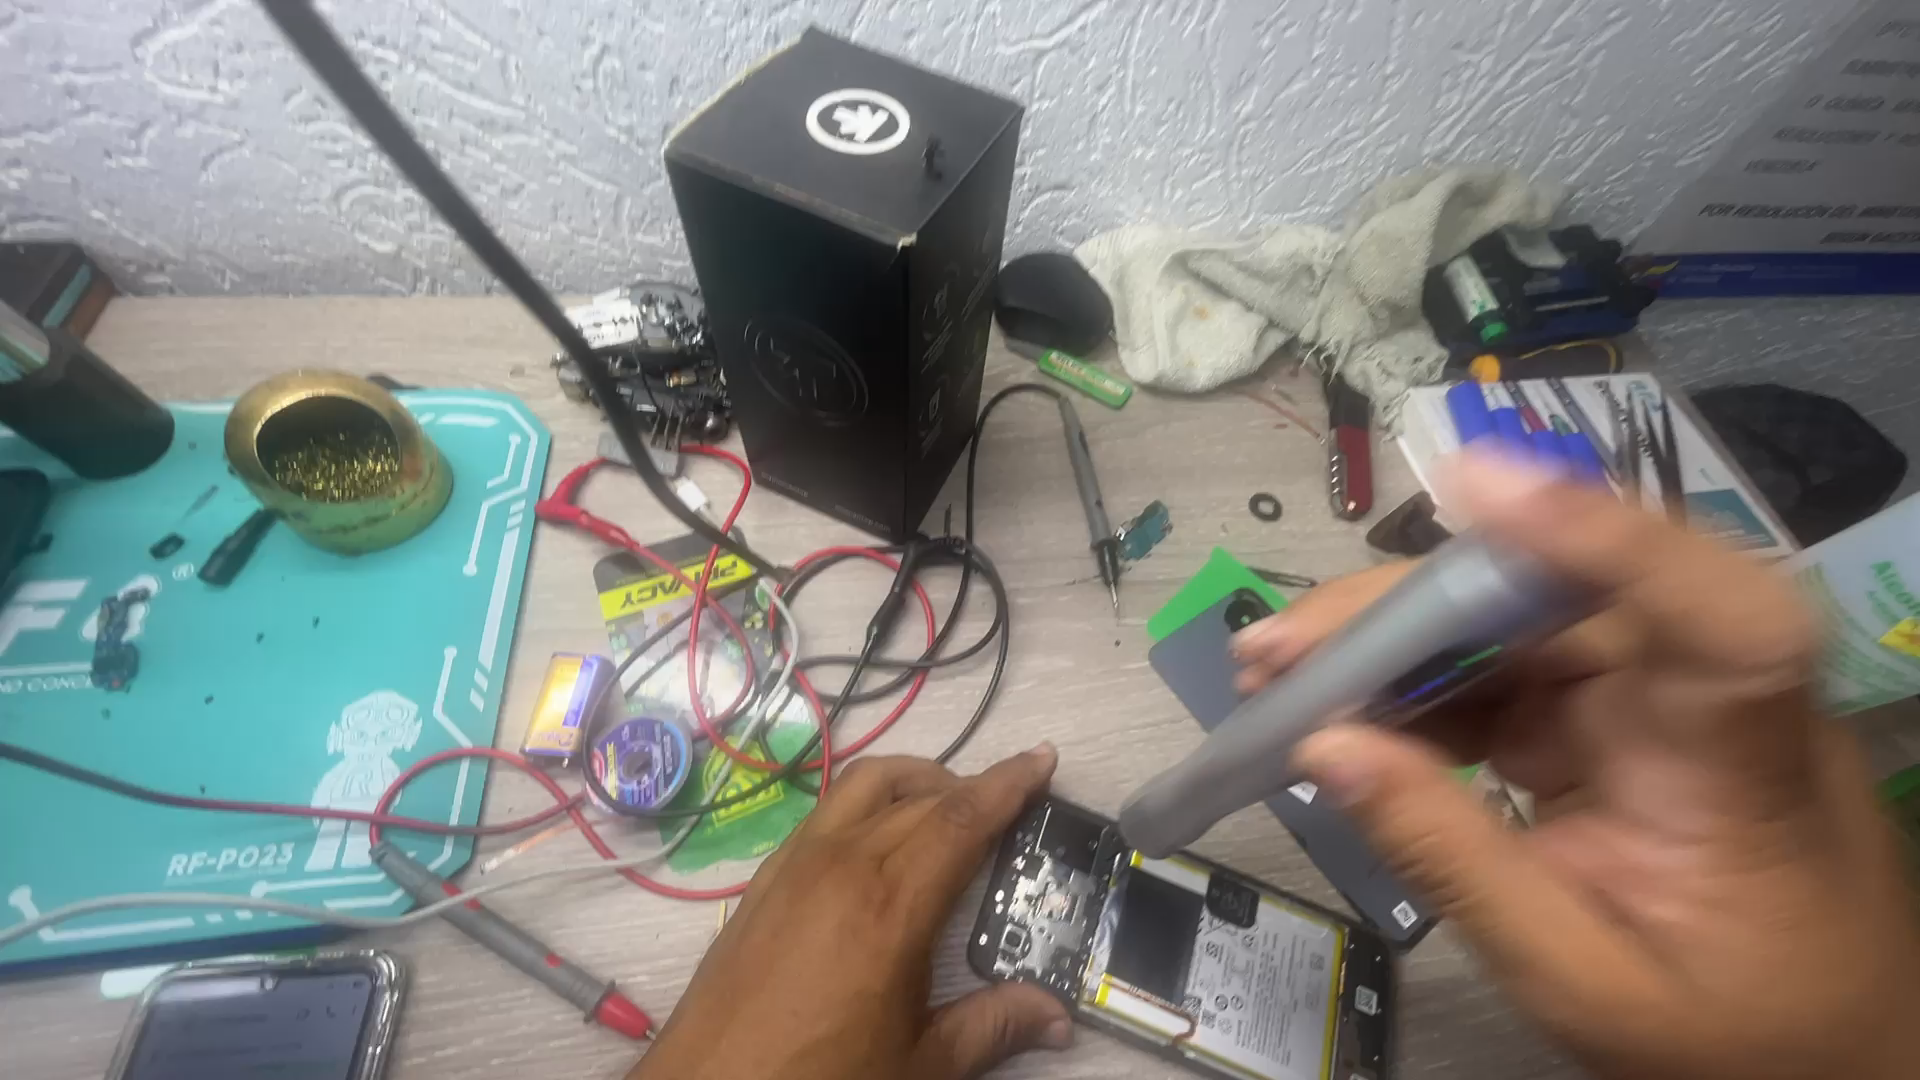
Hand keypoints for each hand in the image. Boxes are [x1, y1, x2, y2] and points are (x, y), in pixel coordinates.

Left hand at [629, 746, 1072, 1079]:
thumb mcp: (919, 1065)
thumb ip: (992, 1026)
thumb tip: (1059, 1015)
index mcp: (892, 904)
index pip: (963, 819)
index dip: (1009, 783)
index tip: (1042, 758)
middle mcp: (847, 860)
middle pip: (926, 796)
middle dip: (977, 785)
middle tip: (1013, 797)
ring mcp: (801, 856)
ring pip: (872, 781)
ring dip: (921, 777)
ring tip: (952, 801)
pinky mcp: (771, 868)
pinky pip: (833, 804)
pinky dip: (874, 796)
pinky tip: (883, 830)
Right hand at [1233, 454, 1919, 1079]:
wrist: (1814, 1062)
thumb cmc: (1730, 1038)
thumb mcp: (1574, 977)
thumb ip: (1448, 859)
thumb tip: (1321, 747)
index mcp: (1731, 764)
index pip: (1717, 621)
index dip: (1604, 536)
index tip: (1476, 485)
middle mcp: (1679, 694)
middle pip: (1532, 605)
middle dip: (1386, 615)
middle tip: (1270, 653)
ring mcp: (1624, 695)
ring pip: (1480, 627)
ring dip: (1367, 646)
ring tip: (1270, 678)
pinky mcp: (1577, 710)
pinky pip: (1469, 673)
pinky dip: (1389, 687)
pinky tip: (1327, 711)